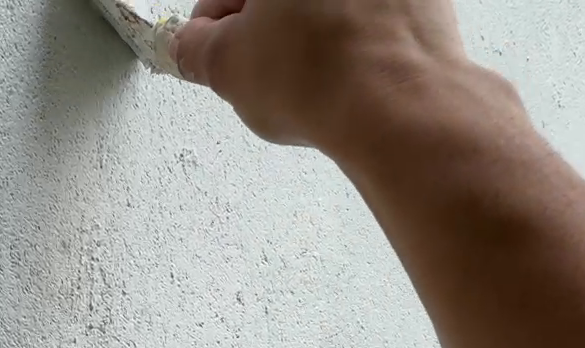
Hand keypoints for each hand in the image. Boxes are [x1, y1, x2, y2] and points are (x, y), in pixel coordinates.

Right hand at [169, 0, 480, 152]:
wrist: (394, 101)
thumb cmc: (311, 75)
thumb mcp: (224, 66)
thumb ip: (194, 48)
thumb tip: (190, 44)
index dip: (208, 30)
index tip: (207, 59)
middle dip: (258, 31)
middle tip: (252, 76)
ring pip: (319, 5)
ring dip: (300, 34)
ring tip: (298, 81)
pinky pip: (361, 14)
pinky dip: (342, 38)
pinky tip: (337, 73)